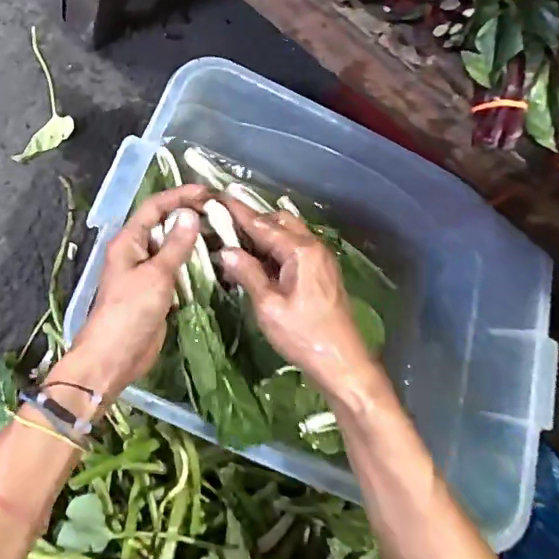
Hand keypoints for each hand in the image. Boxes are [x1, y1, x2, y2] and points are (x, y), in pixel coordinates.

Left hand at [66, 184, 210, 399]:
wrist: (115, 356)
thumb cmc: (130, 312)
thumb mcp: (156, 275)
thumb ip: (175, 245)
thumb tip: (190, 215)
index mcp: (128, 241)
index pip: (154, 208)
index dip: (179, 195)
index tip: (207, 191)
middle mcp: (135, 252)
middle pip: (163, 225)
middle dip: (189, 215)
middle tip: (221, 211)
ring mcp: (145, 272)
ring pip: (171, 248)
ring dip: (194, 240)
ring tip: (224, 232)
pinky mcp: (155, 292)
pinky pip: (175, 270)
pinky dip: (192, 264)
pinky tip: (214, 261)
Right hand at [216, 196, 393, 410]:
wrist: (342, 362)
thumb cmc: (303, 335)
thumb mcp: (268, 306)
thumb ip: (247, 273)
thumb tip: (226, 250)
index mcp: (300, 251)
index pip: (262, 224)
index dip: (237, 211)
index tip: (216, 196)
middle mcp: (313, 247)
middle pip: (278, 221)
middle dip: (251, 219)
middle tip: (223, 224)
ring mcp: (320, 259)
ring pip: (288, 233)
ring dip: (263, 234)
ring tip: (236, 242)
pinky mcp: (320, 272)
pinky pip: (294, 248)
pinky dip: (274, 248)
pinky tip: (257, 262)